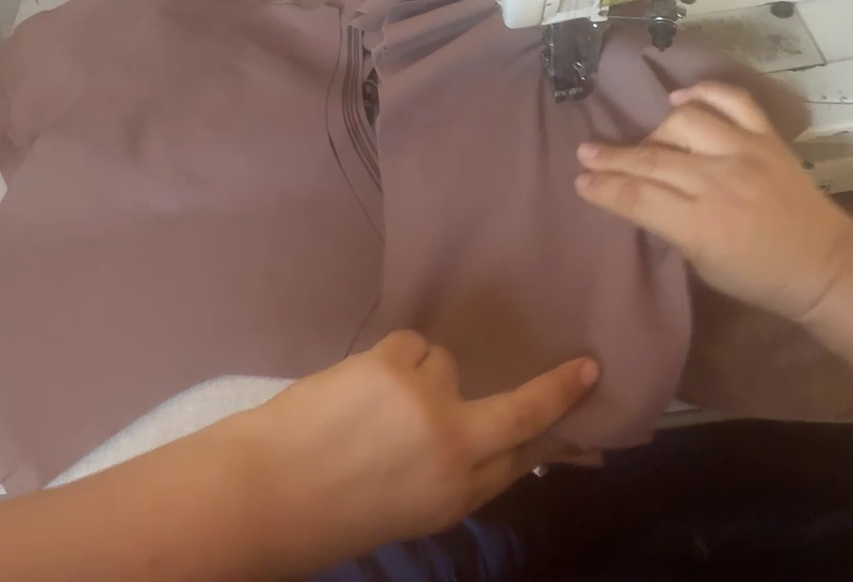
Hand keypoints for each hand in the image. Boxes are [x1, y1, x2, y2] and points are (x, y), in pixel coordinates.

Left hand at [215, 330, 598, 568]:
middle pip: (521, 407)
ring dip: (423, 373)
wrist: (266, 490)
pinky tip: (366, 381)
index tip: (587, 408)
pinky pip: (412, 343)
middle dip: (556, 388)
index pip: (524, 456)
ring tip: (381, 400)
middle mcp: (454, 446)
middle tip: (582, 366)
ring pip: (447, 361)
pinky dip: (396, 356)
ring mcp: (426, 398)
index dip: (559, 431)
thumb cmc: (335, 509)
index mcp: (457, 491)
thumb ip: (459, 471)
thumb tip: (499, 441)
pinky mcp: (393, 363)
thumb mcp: (413, 507)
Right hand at [574, 80, 852, 321]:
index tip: (580, 180)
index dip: (603, 187)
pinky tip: (679, 99)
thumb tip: (639, 195)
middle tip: (585, 153)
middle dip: (611, 157)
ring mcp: (745, 153)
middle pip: (651, 161)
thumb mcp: (702, 264)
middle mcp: (719, 182)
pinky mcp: (767, 139)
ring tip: (644, 142)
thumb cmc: (759, 277)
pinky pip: (732, 101)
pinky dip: (703, 93)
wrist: (826, 266)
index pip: (637, 197)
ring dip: (655, 131)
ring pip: (683, 124)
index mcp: (701, 225)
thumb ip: (670, 226)